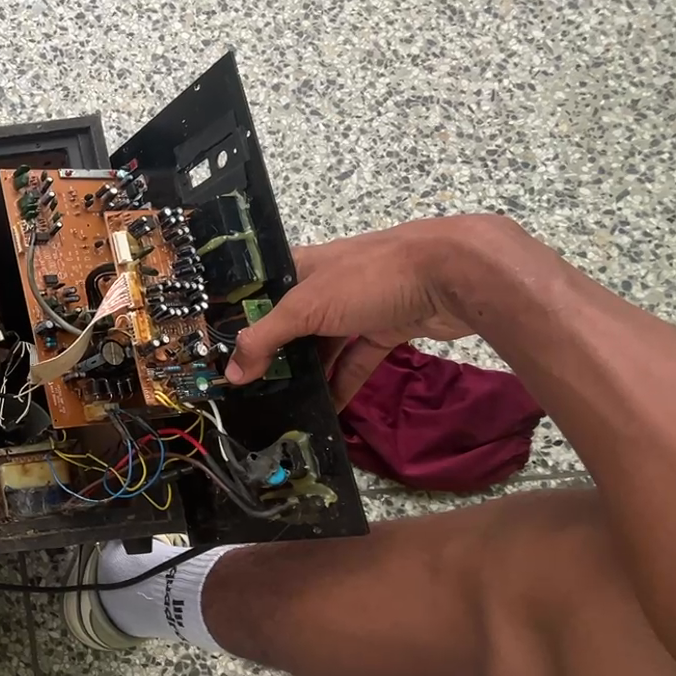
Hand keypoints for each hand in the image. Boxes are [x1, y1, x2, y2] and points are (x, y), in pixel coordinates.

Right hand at [226, 215, 537, 407]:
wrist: (457, 276)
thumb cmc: (369, 278)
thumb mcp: (304, 308)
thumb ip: (264, 340)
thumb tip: (232, 374)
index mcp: (301, 267)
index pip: (258, 291)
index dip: (238, 318)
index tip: (217, 349)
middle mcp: (325, 284)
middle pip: (288, 322)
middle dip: (270, 352)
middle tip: (247, 384)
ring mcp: (358, 306)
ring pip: (322, 344)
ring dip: (306, 371)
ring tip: (281, 400)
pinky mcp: (388, 327)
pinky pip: (356, 360)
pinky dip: (343, 382)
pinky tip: (327, 408)